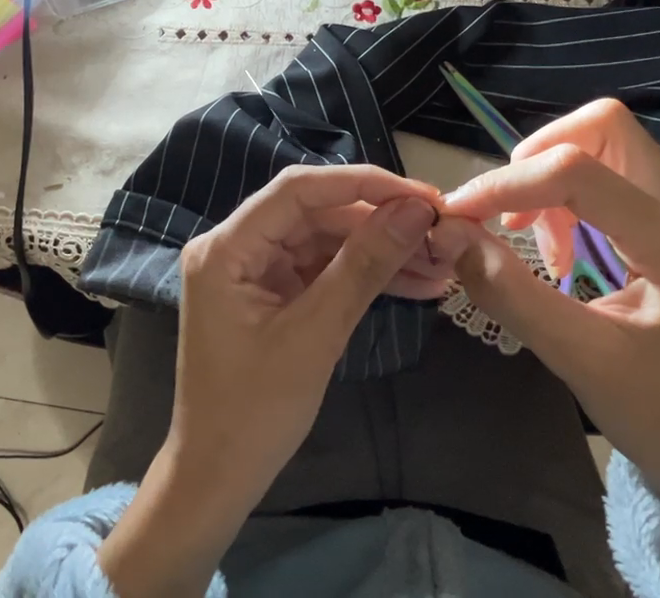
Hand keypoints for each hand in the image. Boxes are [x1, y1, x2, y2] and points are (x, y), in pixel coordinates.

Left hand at [99, 165, 443, 596]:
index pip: (299, 190)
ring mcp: (252, 270)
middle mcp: (234, 246)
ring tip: (440, 265)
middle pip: (315, 214)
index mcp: (226, 247)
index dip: (363, 184)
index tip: (421, 196)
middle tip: (440, 233)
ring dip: (378, 252)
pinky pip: (321, 270)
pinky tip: (413, 283)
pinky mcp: (270, 294)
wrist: (218, 473)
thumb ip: (363, 266)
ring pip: (324, 241)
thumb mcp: (316, 334)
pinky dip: (362, 276)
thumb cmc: (256, 410)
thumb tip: (415, 213)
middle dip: (378, 222)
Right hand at [440, 99, 659, 582]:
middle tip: (504, 211)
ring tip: (530, 239)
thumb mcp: (575, 357)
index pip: (575, 169)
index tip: (458, 218)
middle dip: (537, 156)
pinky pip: (609, 176)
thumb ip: (507, 291)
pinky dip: (566, 196)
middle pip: (603, 126)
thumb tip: (447, 234)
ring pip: (604, 144)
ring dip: (550, 176)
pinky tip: (555, 252)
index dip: (504, 183)